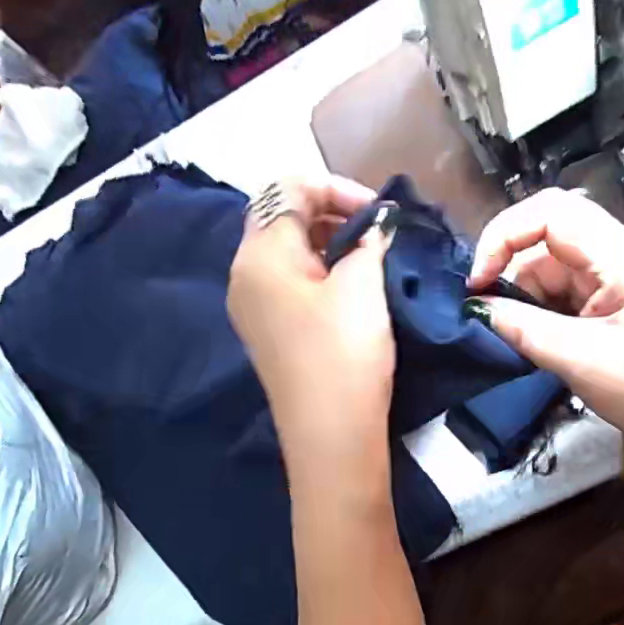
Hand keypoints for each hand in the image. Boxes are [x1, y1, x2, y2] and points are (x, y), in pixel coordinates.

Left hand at [227, 175, 388, 462]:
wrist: (330, 437)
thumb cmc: (344, 354)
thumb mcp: (361, 286)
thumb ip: (368, 242)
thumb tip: (376, 226)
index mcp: (259, 255)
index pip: (288, 189)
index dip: (336, 187)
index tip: (379, 212)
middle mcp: (244, 275)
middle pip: (282, 218)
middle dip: (331, 212)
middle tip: (377, 232)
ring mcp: (253, 308)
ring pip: (287, 252)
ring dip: (328, 243)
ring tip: (370, 258)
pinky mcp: (268, 333)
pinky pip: (289, 284)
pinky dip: (319, 273)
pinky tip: (351, 288)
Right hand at [467, 188, 623, 447]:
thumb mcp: (581, 361)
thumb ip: (524, 329)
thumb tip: (475, 308)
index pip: (554, 213)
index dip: (505, 236)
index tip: (478, 281)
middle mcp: (621, 254)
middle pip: (548, 231)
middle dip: (508, 264)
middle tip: (484, 304)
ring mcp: (613, 275)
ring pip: (548, 263)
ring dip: (521, 294)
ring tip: (515, 334)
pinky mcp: (606, 297)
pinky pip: (558, 288)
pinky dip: (535, 308)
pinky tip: (531, 335)